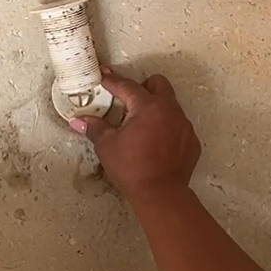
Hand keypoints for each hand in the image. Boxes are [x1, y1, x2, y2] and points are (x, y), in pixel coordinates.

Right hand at [71, 68, 200, 205]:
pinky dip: (168, 128)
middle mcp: (169, 110)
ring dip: (156, 108)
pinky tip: (156, 144)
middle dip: (143, 87)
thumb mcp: (107, 146)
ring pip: (170, 104)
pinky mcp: (192, 141)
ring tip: (142, 125)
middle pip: (158, 84)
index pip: (127, 86)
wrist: (161, 195)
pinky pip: (179, 125)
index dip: (113, 80)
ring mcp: (184, 125)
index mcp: (148, 106)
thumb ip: (95, 128)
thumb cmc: (132, 169)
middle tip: (129, 101)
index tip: (104, 76)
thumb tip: (79, 120)